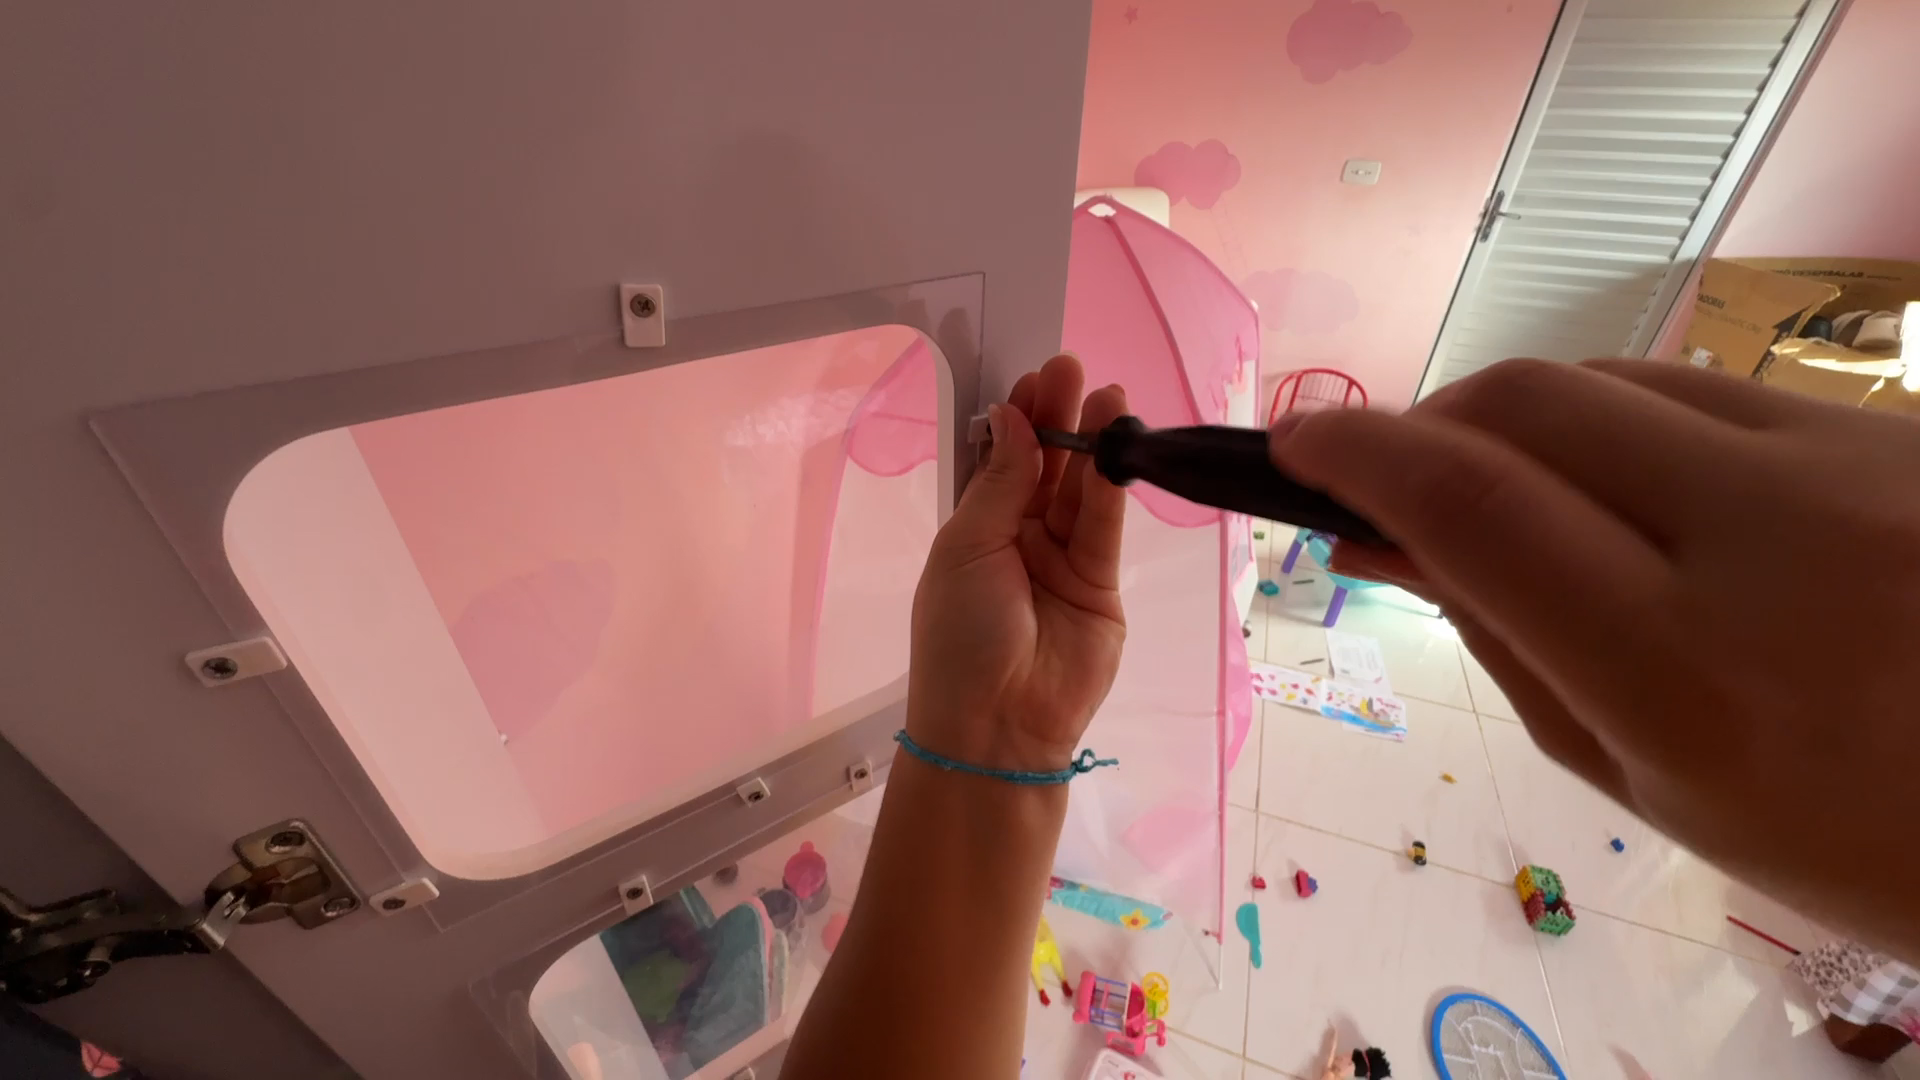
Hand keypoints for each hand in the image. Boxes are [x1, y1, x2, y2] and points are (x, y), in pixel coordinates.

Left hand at [905, 353, 1127, 771]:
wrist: (998, 724)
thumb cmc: (961, 634)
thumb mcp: (967, 549)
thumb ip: (1001, 484)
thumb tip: (1014, 419)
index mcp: (975, 531)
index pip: (1002, 463)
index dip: (1019, 422)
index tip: (1036, 379)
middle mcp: (1019, 539)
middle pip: (1043, 469)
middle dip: (1057, 420)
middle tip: (1072, 370)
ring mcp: (1062, 560)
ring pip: (1080, 490)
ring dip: (1092, 443)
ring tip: (1107, 395)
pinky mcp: (1102, 581)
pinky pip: (1105, 524)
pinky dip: (1113, 484)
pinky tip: (1118, 442)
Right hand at [1268, 357, 1919, 955]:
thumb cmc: (1834, 831)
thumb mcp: (1625, 766)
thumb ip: (1489, 635)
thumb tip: (1376, 534)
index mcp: (1687, 674)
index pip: (1473, 505)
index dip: (1358, 453)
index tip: (1291, 443)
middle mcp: (1781, 540)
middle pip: (1526, 404)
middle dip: (1420, 422)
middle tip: (1391, 473)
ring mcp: (1866, 460)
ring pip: (1603, 382)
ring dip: (1507, 422)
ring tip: (1509, 489)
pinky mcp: (1905, 422)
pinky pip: (1692, 389)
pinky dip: (1603, 423)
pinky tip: (1620, 485)